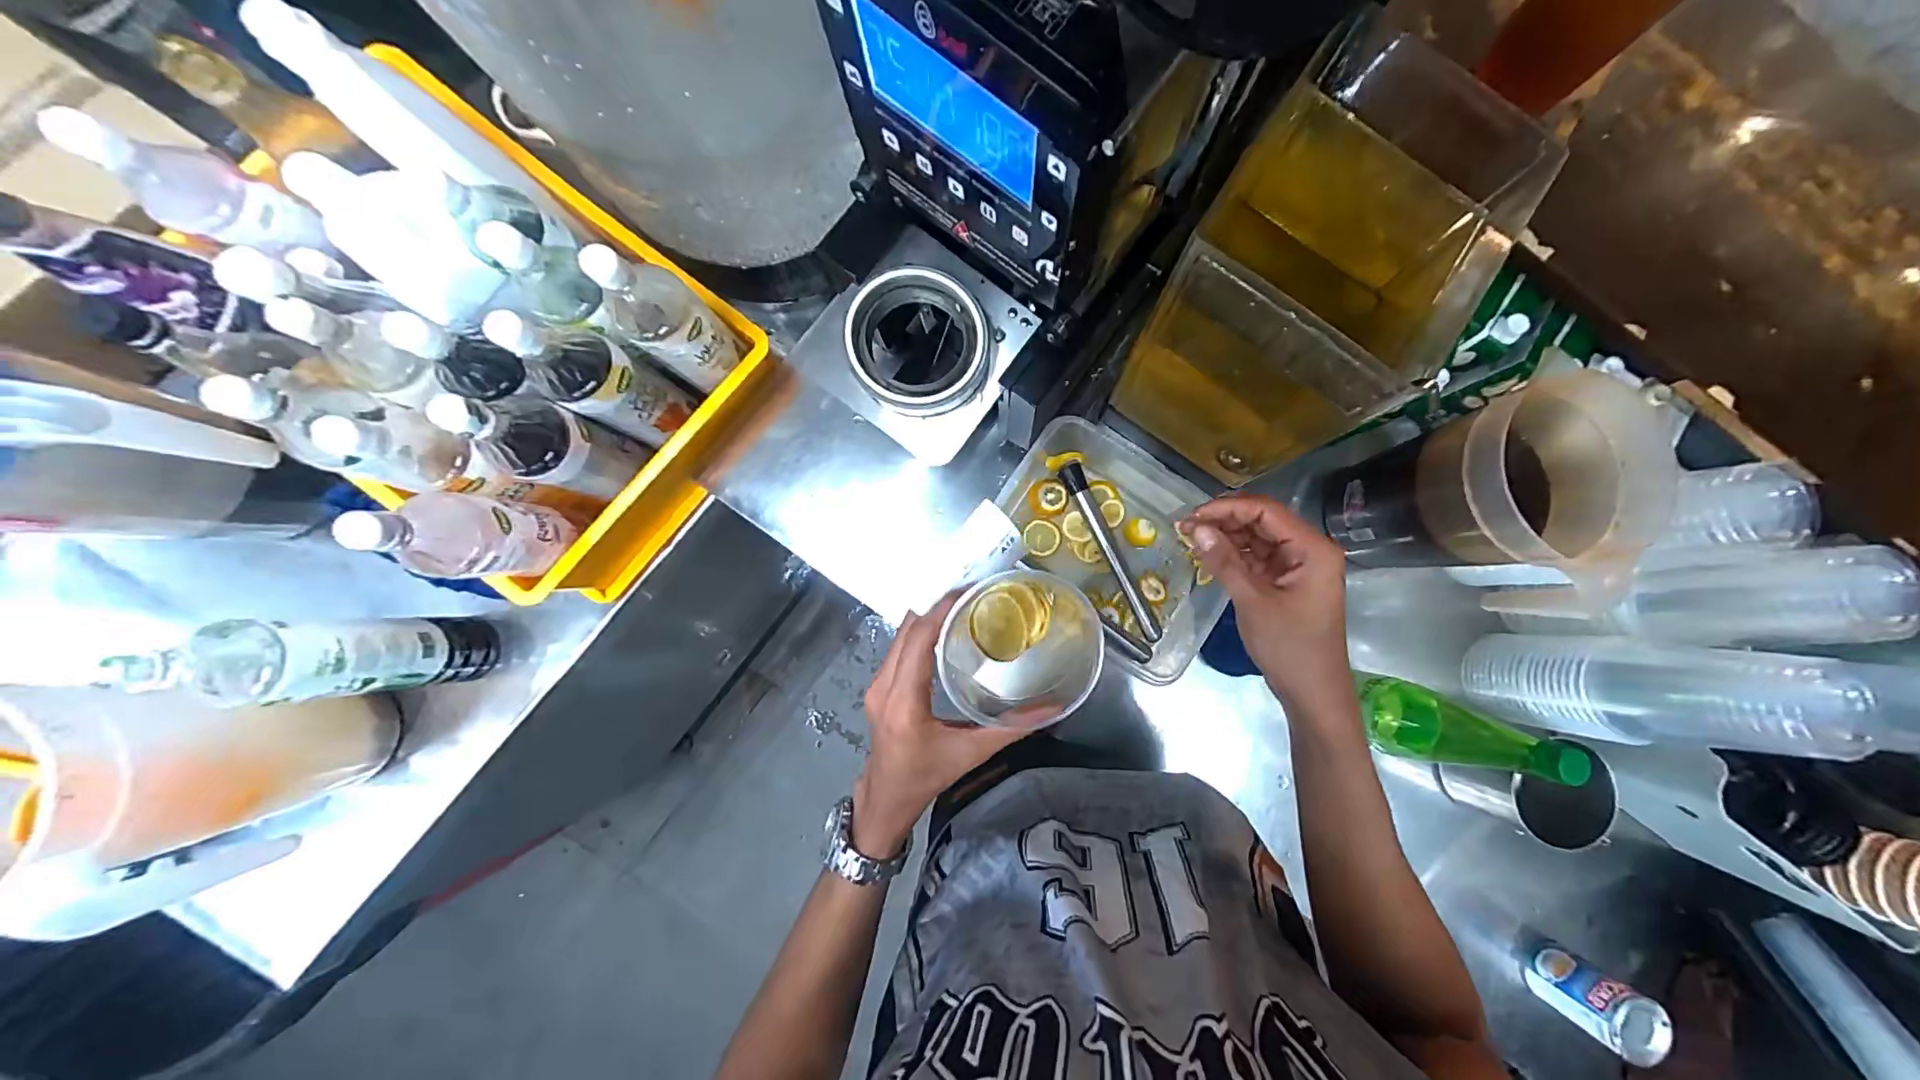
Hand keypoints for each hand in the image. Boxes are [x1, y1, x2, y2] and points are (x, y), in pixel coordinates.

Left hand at [852, 593, 1030, 857]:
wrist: (885, 799)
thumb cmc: (925, 778)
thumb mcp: (969, 755)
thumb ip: (1009, 731)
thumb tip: (1051, 710)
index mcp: (903, 700)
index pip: (918, 640)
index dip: (940, 611)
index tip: (966, 593)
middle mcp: (884, 685)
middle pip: (907, 630)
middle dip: (937, 608)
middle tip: (972, 598)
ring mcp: (876, 684)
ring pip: (899, 636)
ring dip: (927, 619)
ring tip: (961, 610)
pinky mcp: (878, 687)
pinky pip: (897, 648)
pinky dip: (919, 634)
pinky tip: (943, 634)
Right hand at [1180, 494, 1350, 709]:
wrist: (1313, 692)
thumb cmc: (1289, 647)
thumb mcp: (1252, 601)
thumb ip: (1224, 561)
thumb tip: (1196, 528)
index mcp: (1312, 549)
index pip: (1266, 511)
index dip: (1227, 508)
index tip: (1192, 516)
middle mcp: (1309, 550)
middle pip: (1263, 522)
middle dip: (1224, 521)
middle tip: (1185, 527)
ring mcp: (1298, 567)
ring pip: (1258, 539)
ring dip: (1226, 537)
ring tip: (1191, 538)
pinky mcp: (1287, 582)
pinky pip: (1258, 559)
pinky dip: (1234, 555)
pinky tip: (1209, 554)